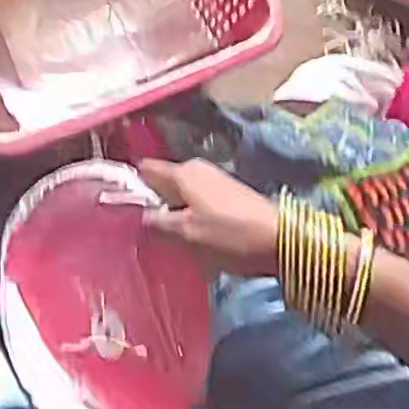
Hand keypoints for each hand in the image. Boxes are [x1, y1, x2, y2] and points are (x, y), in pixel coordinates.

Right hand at [138, 158, 277, 276]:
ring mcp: (214, 178)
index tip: (124, 207)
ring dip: (174, 210)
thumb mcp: (187, 234)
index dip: (132, 185)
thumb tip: (139, 218)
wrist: (283, 240)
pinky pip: (198, 198)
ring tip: (172, 237)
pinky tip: (196, 235)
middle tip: (148, 230)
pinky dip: (192, 213)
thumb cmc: (230, 234)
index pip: (145, 168)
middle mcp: (196, 168)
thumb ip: (158, 224)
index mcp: (182, 172)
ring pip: (181, 191)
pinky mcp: (228, 192)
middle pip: (163, 181)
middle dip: (155, 202)